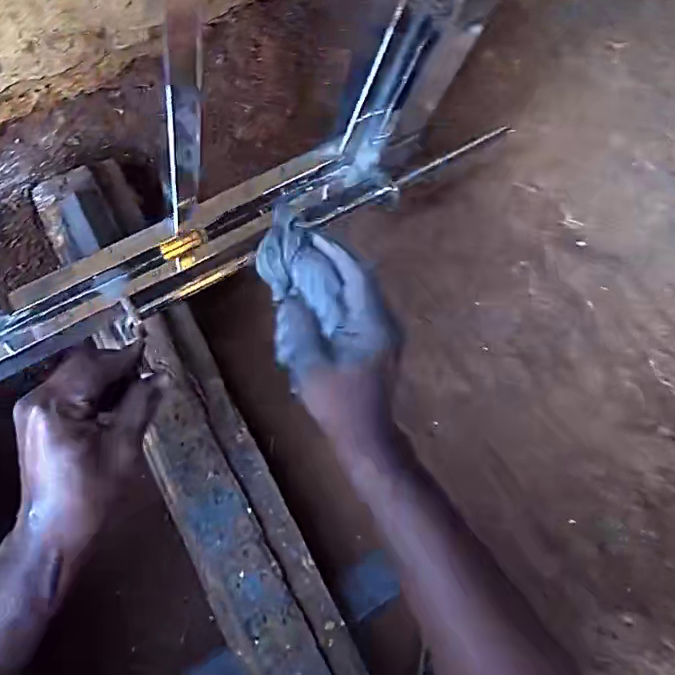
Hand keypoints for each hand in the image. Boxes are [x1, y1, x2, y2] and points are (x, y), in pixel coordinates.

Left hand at [12, 344, 161, 567]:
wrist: (50, 538)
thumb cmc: (88, 500)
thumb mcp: (122, 450)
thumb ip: (139, 405)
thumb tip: (160, 375)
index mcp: (54, 405)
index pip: (94, 365)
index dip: (125, 357)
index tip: (150, 352)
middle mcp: (36, 399)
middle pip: (80, 365)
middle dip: (114, 367)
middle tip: (145, 375)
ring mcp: (30, 408)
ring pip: (73, 375)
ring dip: (102, 378)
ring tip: (133, 389)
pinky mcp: (33, 419)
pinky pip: (65, 391)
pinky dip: (89, 392)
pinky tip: (112, 404)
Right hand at [257, 218, 401, 454]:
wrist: (367, 438)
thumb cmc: (338, 404)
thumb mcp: (310, 364)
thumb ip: (300, 325)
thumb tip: (291, 296)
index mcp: (371, 323)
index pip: (355, 273)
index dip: (333, 251)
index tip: (309, 236)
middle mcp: (383, 320)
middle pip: (360, 277)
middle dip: (332, 258)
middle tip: (304, 244)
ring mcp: (384, 331)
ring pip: (360, 289)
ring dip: (335, 273)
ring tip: (307, 262)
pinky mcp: (377, 340)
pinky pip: (358, 303)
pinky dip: (338, 291)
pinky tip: (317, 292)